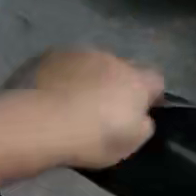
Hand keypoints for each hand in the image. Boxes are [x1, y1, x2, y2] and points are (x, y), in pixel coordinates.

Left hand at [16, 49, 164, 170]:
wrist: (40, 120)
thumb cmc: (91, 137)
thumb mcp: (130, 143)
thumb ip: (143, 124)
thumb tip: (141, 115)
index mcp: (134, 79)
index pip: (155, 79)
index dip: (150, 95)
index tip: (140, 112)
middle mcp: (109, 58)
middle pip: (121, 68)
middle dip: (115, 84)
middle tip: (101, 110)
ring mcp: (78, 51)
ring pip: (91, 63)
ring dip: (88, 77)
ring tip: (71, 102)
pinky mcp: (50, 53)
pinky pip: (64, 63)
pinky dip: (63, 75)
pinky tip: (50, 94)